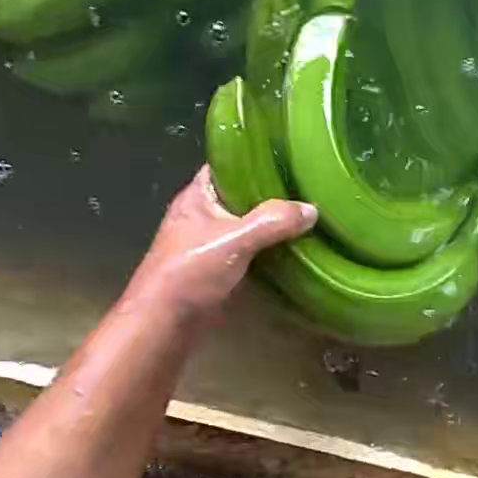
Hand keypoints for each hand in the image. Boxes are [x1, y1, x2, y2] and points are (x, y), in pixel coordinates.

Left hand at [125, 166, 316, 324]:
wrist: (166, 323)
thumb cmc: (190, 271)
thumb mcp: (234, 239)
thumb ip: (272, 222)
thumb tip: (311, 210)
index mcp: (198, 195)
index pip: (228, 164)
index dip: (255, 156)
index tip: (288, 154)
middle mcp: (204, 214)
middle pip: (243, 195)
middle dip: (272, 192)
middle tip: (308, 186)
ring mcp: (211, 242)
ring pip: (248, 224)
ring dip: (273, 223)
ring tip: (308, 214)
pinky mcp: (220, 267)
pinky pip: (251, 249)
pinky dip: (270, 248)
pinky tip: (295, 246)